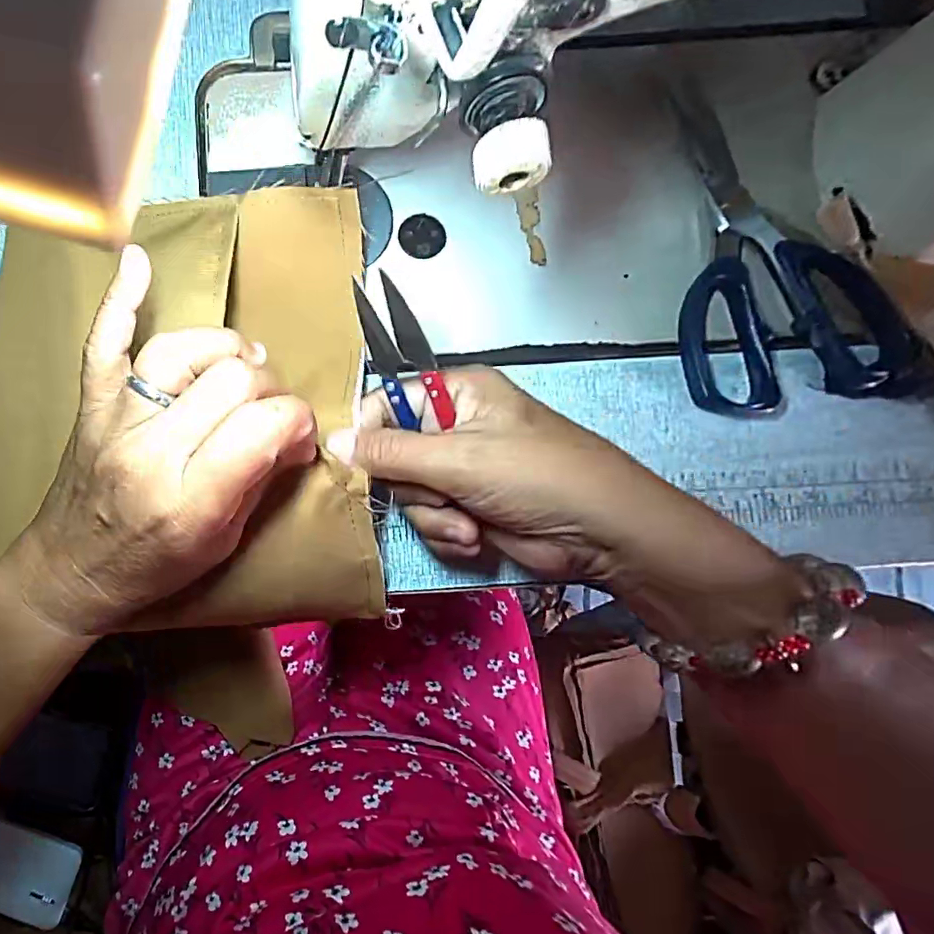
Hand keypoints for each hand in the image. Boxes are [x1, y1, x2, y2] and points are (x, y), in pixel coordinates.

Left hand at [0, 246, 316, 637]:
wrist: (70, 572)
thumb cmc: (150, 569)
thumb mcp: (220, 544)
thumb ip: (259, 482)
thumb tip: (294, 430)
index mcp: (189, 500)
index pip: (264, 426)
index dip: (297, 421)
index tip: (298, 434)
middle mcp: (150, 452)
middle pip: (231, 380)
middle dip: (268, 390)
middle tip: (268, 413)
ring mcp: (115, 421)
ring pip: (182, 351)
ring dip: (226, 351)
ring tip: (243, 365)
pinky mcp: (92, 405)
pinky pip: (104, 343)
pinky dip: (120, 301)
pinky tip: (138, 262)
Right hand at [326, 367, 802, 642]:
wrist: (604, 537)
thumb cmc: (536, 477)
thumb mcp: (458, 459)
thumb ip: (389, 452)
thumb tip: (329, 441)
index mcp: (453, 395)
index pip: (384, 403)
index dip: (366, 434)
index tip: (355, 464)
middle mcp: (450, 427)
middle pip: (389, 456)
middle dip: (414, 488)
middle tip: (443, 495)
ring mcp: (457, 470)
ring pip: (406, 495)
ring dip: (433, 516)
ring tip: (469, 523)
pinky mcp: (464, 506)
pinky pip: (426, 520)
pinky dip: (447, 533)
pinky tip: (475, 537)